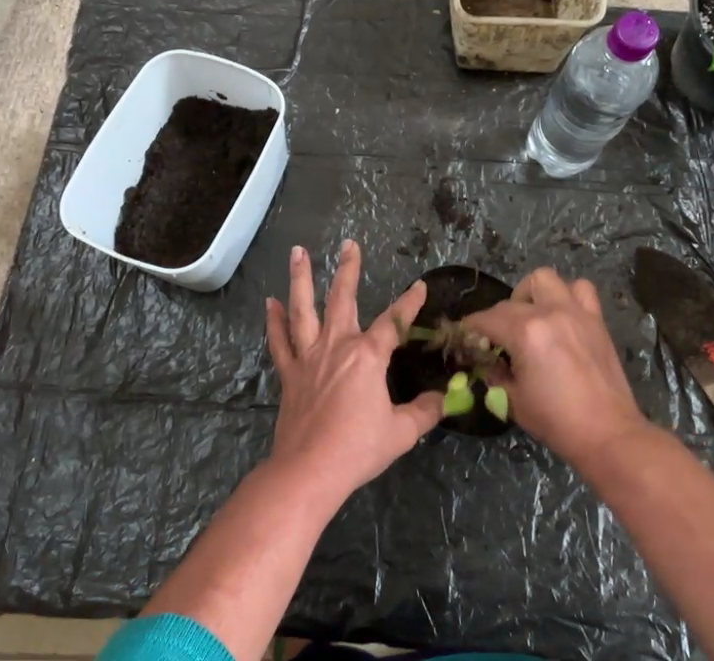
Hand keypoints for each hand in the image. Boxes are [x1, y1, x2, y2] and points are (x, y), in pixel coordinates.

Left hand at [265, 240, 443, 503]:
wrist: (308, 469)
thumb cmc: (358, 449)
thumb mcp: (401, 432)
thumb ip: (424, 411)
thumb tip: (443, 399)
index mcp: (368, 356)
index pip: (394, 322)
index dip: (409, 303)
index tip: (419, 285)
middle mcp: (337, 346)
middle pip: (342, 299)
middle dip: (348, 270)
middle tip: (349, 244)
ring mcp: (309, 357)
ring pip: (303, 309)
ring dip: (301, 278)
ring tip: (298, 251)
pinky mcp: (290, 373)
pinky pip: (280, 341)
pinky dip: (274, 321)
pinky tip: (270, 302)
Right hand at [464, 268, 650, 467]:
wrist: (607, 433)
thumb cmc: (556, 420)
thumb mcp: (512, 400)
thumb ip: (493, 374)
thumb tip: (483, 362)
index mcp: (525, 333)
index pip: (486, 319)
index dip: (470, 328)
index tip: (463, 336)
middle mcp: (549, 313)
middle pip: (510, 301)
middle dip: (496, 318)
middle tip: (496, 339)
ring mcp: (575, 312)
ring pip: (545, 279)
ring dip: (530, 293)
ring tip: (529, 316)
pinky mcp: (595, 319)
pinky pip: (580, 289)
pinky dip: (567, 295)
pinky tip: (561, 315)